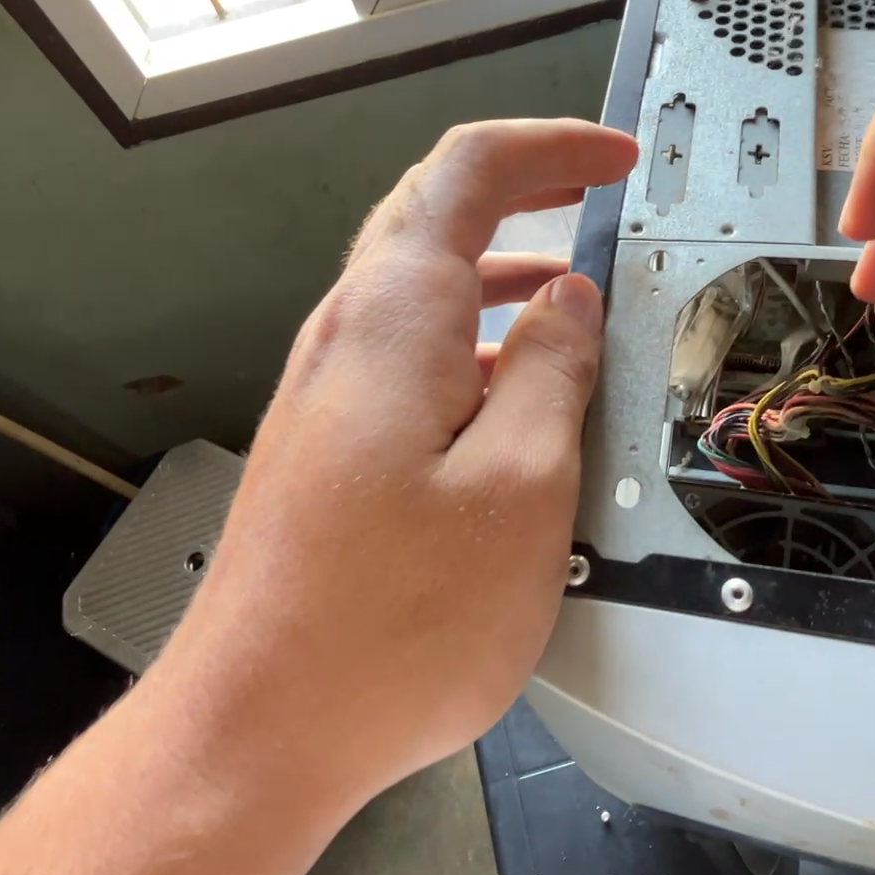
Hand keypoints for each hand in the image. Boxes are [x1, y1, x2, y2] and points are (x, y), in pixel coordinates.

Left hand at [0, 119, 634, 874]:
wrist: (260, 726)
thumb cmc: (391, 620)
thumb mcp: (520, 485)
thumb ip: (553, 373)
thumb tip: (569, 304)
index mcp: (397, 322)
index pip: (469, 175)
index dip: (550, 149)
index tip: (613, 158)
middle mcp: (349, 340)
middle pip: (432, 217)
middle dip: (521, 191)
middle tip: (589, 193)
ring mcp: (330, 394)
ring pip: (422, 290)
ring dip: (501, 272)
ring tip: (570, 290)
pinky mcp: (329, 446)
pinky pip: (412, 356)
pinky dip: (474, 342)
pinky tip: (514, 393)